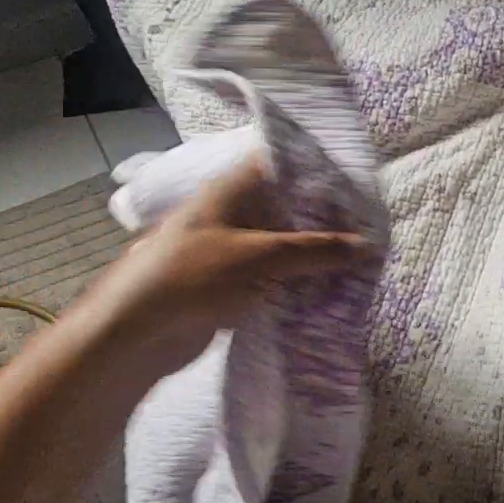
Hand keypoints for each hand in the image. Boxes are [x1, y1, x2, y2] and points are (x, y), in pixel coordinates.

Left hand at [74, 157, 371, 376]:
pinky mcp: (231, 281)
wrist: (133, 336)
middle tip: (370, 223)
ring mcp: (230, 248)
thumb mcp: (261, 257)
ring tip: (360, 253)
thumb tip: (367, 245)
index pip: (282, 166)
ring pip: (284, 241)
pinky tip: (332, 282)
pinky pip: (276, 271)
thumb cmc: (191, 278)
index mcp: (230, 192)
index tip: (357, 181)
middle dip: (327, 215)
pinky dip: (301, 275)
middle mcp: (231, 213)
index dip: (319, 170)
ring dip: (316, 249)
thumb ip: (317, 249)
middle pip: (288, 206)